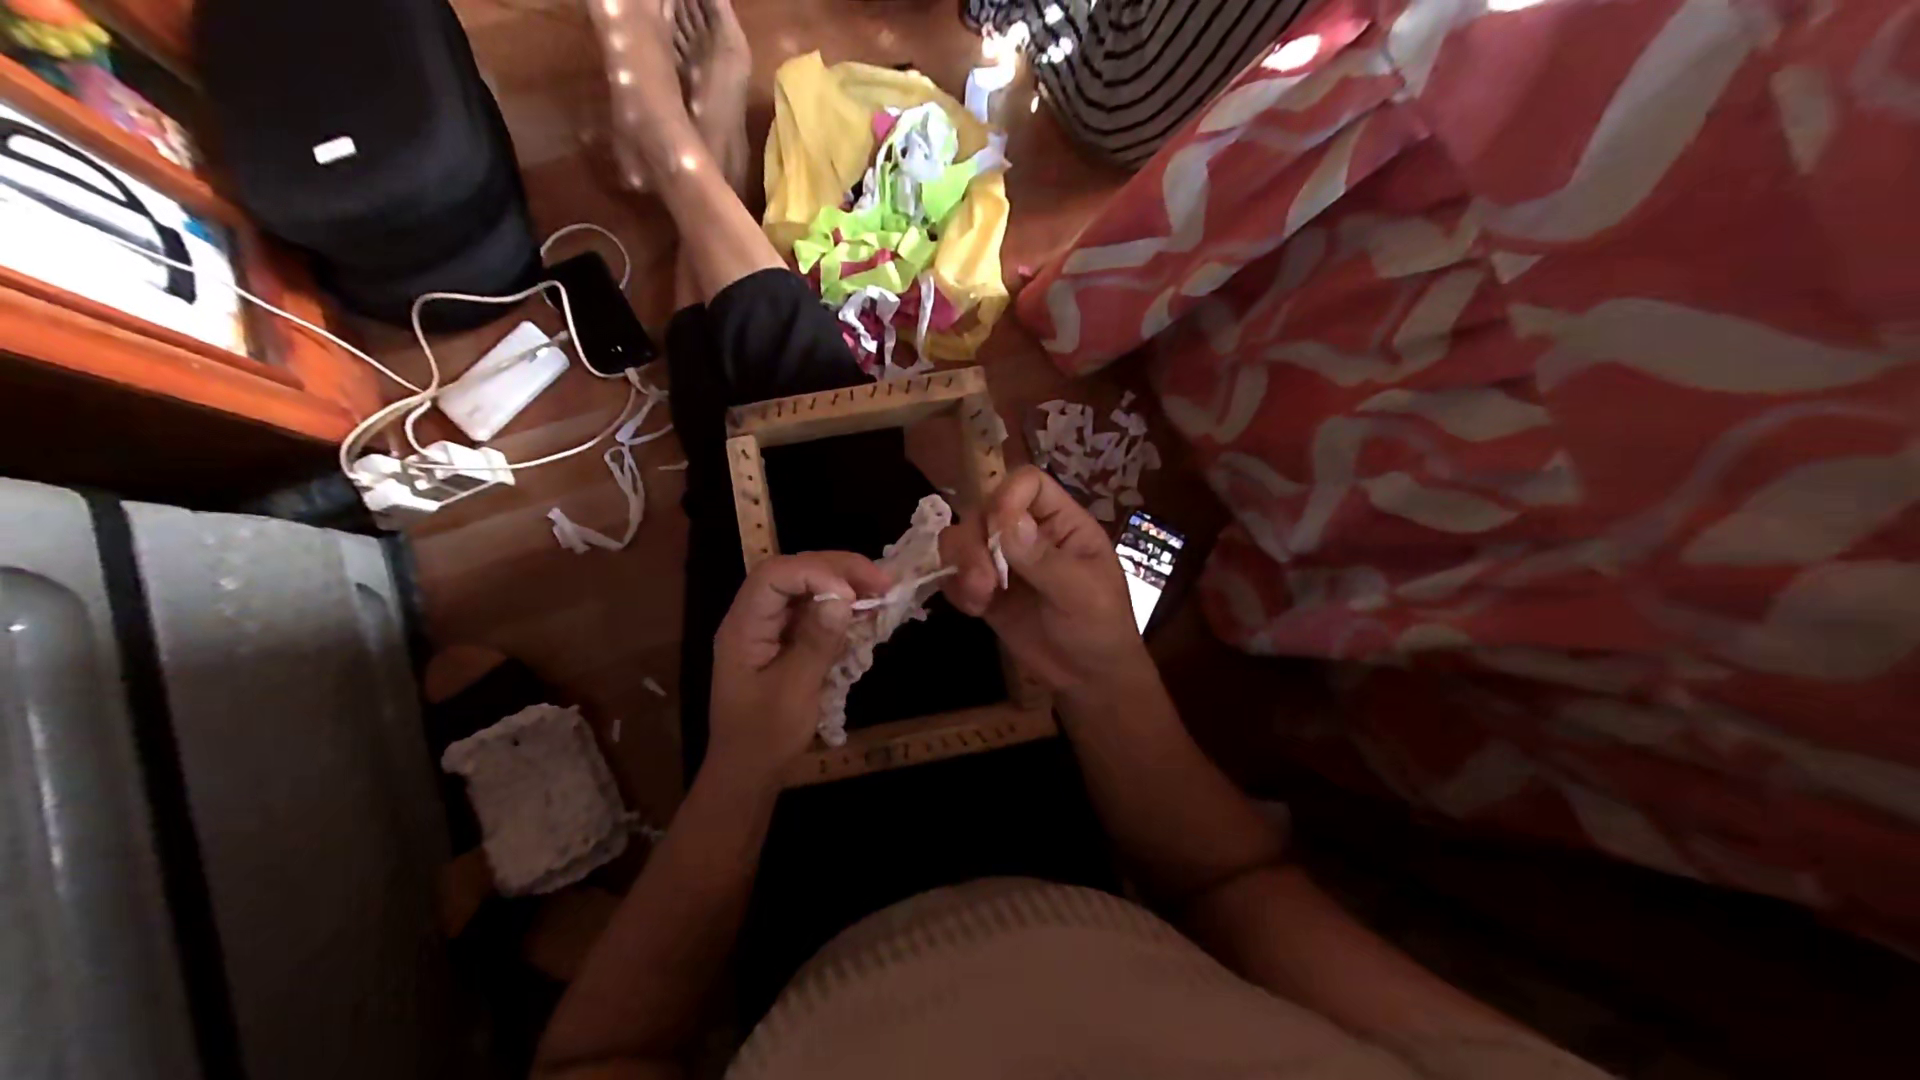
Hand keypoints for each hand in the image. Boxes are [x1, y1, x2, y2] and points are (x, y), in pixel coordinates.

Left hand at [708, 552, 889, 784]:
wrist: (747, 773)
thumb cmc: (764, 737)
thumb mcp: (794, 692)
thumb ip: (816, 642)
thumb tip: (843, 598)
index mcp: (743, 626)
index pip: (774, 576)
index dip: (815, 573)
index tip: (853, 594)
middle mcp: (754, 617)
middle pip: (793, 572)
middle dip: (838, 570)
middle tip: (881, 581)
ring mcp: (770, 627)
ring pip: (806, 586)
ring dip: (844, 584)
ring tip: (880, 591)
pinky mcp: (786, 639)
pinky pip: (813, 610)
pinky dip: (841, 607)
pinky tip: (865, 613)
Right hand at [940, 466, 1145, 690]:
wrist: (1087, 679)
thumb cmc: (1100, 629)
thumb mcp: (1082, 594)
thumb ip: (1044, 559)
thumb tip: (1008, 522)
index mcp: (1062, 523)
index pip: (1027, 483)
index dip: (1006, 497)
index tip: (999, 531)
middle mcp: (1028, 533)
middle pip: (984, 508)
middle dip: (975, 542)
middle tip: (984, 582)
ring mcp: (1004, 560)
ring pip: (963, 537)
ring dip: (961, 564)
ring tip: (978, 597)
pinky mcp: (985, 588)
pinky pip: (955, 573)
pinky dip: (955, 587)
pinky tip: (975, 609)